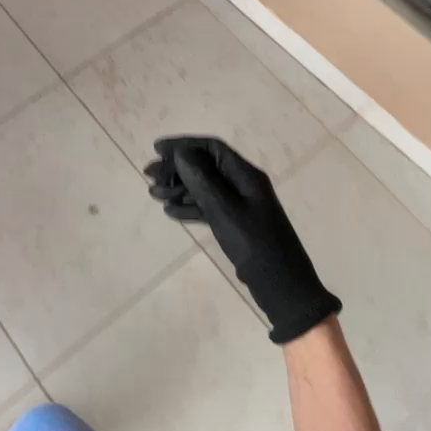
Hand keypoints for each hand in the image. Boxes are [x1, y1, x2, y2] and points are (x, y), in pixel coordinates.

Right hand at [146, 137, 339, 343]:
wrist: (281, 286)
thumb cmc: (254, 244)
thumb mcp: (225, 209)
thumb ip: (202, 179)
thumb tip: (182, 153)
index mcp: (246, 175)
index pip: (211, 148)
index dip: (183, 144)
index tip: (157, 149)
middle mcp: (243, 184)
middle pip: (204, 166)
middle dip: (176, 168)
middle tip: (149, 174)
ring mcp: (240, 204)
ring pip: (203, 187)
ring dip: (178, 188)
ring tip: (154, 195)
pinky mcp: (236, 223)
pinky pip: (207, 207)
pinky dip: (189, 207)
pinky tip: (170, 213)